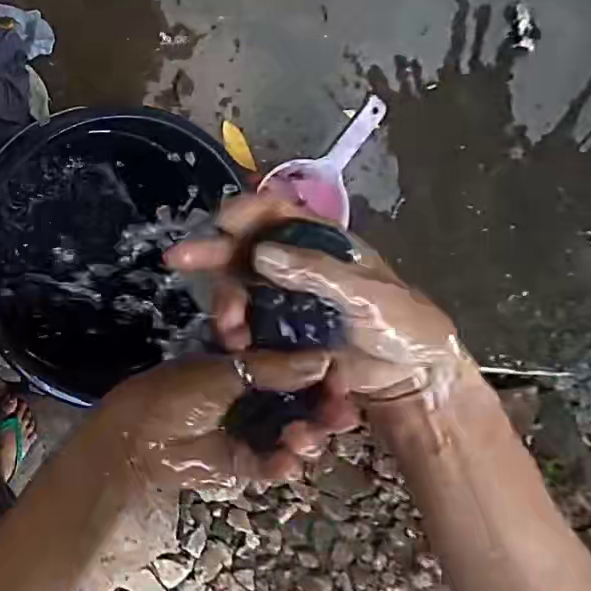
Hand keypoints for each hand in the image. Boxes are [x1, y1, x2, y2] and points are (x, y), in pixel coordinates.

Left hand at [94, 350, 348, 491]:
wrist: (137, 440)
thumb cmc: (175, 392)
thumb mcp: (223, 371)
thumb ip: (273, 367)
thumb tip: (324, 359)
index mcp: (245, 363)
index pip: (294, 364)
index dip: (320, 370)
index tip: (343, 374)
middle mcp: (253, 394)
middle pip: (303, 401)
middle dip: (325, 407)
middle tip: (341, 412)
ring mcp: (250, 429)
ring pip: (295, 433)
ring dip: (309, 436)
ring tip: (305, 437)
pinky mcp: (244, 463)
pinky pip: (275, 464)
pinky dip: (285, 463)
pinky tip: (288, 460)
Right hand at [163, 193, 471, 401]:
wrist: (412, 380)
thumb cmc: (404, 325)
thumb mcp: (368, 293)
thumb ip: (316, 272)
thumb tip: (261, 254)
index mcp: (320, 242)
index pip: (275, 213)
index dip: (246, 210)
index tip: (222, 221)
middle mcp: (293, 264)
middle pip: (243, 247)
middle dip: (210, 252)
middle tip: (178, 258)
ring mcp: (282, 298)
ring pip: (236, 286)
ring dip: (223, 302)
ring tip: (228, 328)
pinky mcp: (276, 330)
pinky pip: (243, 322)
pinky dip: (232, 329)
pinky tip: (234, 343)